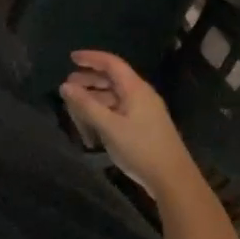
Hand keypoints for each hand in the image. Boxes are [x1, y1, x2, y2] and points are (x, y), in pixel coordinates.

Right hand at [60, 50, 198, 199]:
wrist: (173, 180)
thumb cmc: (140, 148)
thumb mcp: (109, 127)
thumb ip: (86, 105)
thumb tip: (65, 86)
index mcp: (135, 88)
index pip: (111, 63)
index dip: (91, 58)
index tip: (71, 58)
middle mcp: (141, 95)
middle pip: (113, 78)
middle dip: (90, 79)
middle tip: (68, 85)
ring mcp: (145, 111)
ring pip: (115, 96)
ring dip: (95, 97)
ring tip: (76, 104)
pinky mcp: (145, 126)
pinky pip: (120, 109)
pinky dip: (104, 110)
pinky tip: (93, 122)